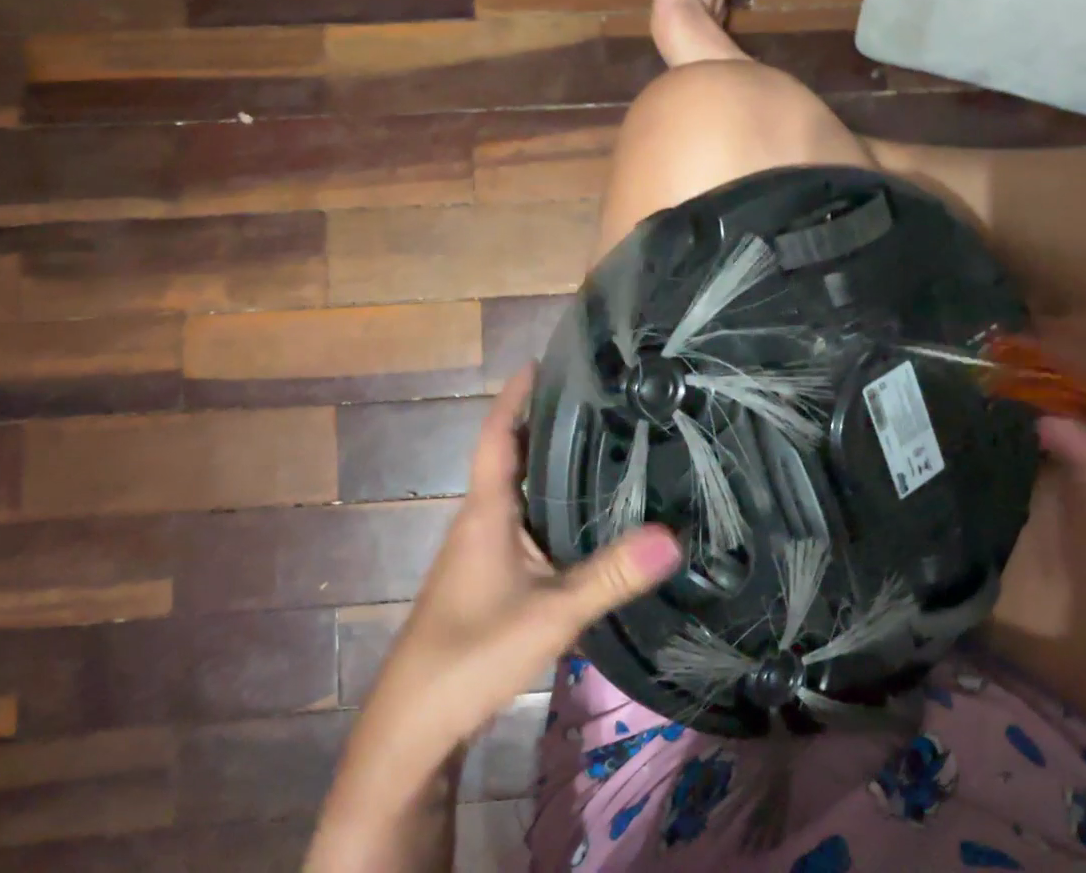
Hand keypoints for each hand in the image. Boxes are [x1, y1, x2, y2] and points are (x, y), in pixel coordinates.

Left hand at [309, 369, 681, 872]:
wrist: (412, 727)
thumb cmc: (469, 656)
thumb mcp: (549, 615)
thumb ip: (611, 577)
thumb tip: (674, 537)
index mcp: (484, 513)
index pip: (497, 435)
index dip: (517, 395)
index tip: (548, 359)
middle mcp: (480, 522)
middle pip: (512, 456)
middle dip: (549, 421)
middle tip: (604, 395)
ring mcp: (482, 552)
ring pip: (521, 492)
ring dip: (552, 463)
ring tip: (607, 440)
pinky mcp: (490, 579)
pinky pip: (527, 523)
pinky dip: (554, 504)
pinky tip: (589, 515)